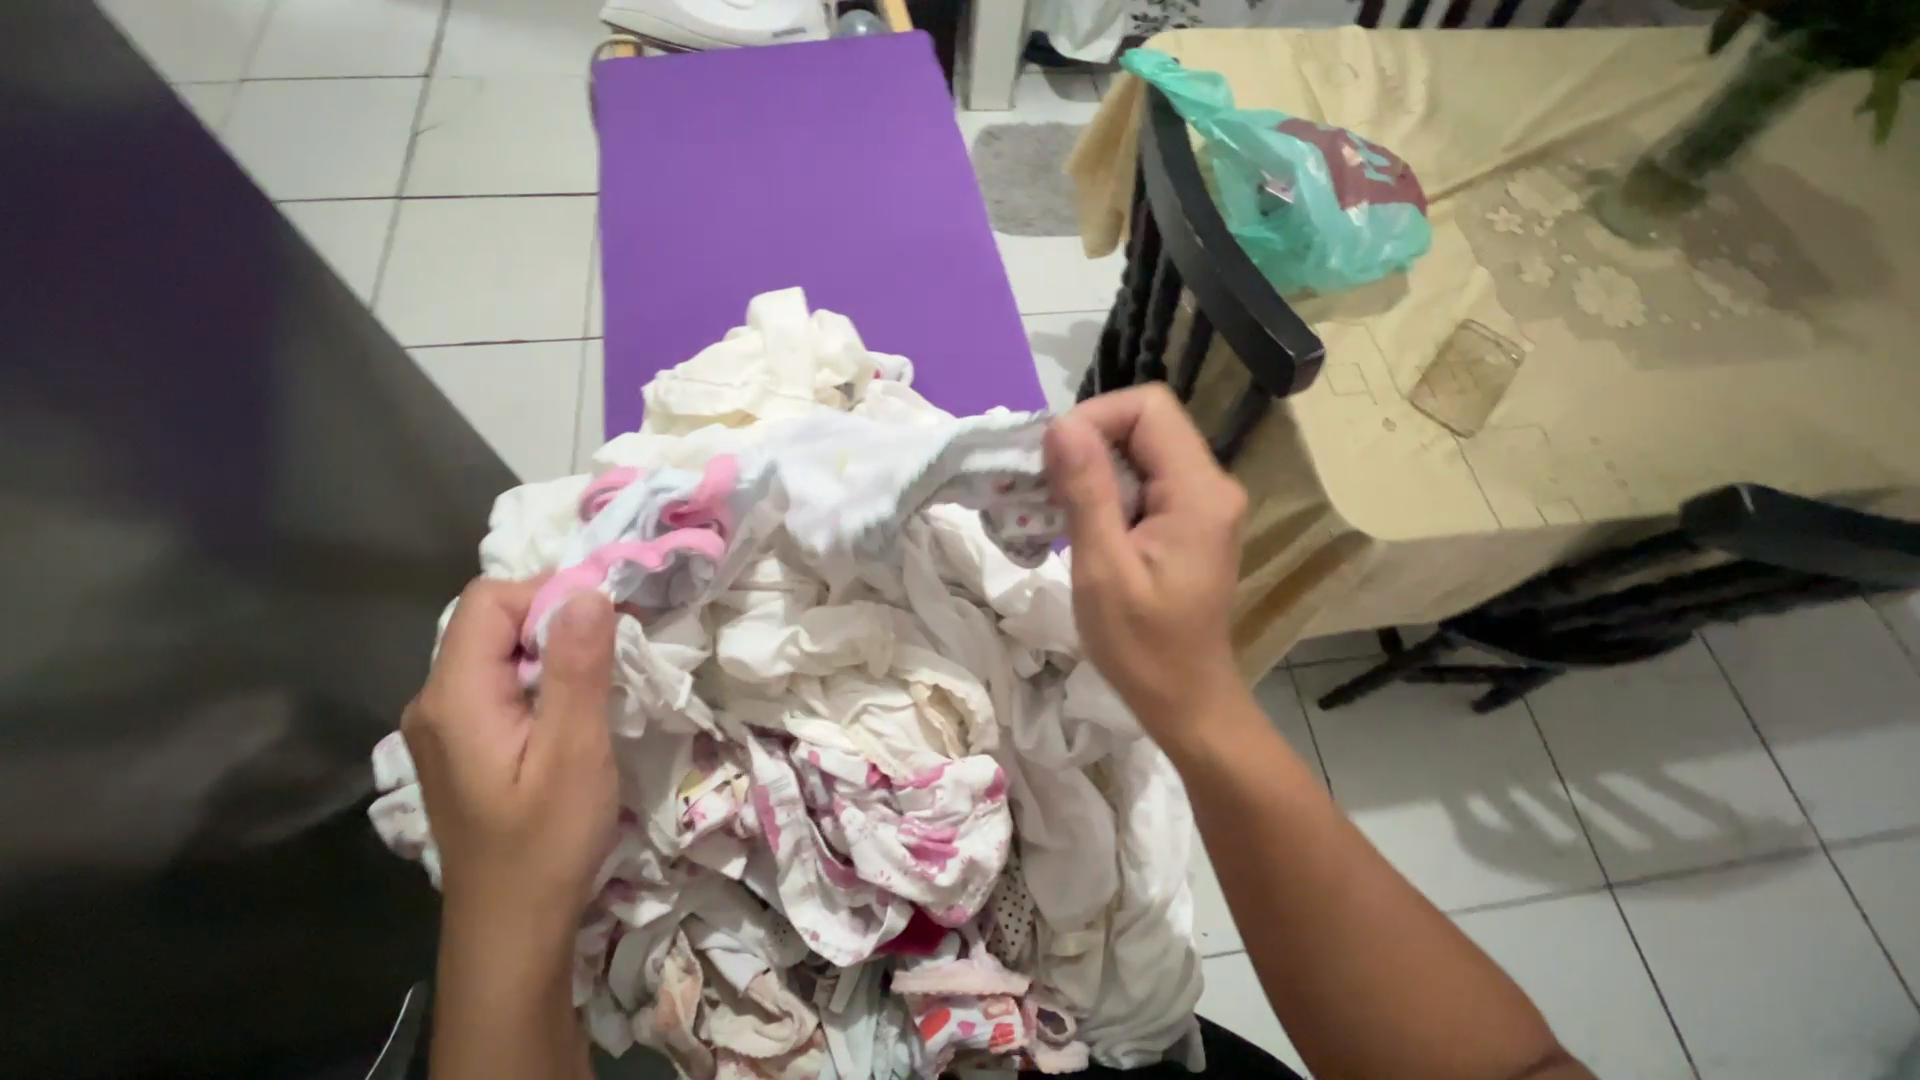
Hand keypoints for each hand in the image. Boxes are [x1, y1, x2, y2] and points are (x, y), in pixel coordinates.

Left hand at [401, 579, 618, 926]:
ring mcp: (442, 725)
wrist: (511, 927)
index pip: (490, 598)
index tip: (606, 626)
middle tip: (612, 656)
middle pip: (490, 621)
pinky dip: (540, 680)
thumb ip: (578, 668)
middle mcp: (434, 700)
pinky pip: (498, 683)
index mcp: (454, 696)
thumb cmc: (546, 842)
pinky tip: (570, 716)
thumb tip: (590, 592)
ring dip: (552, 652)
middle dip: (555, 621)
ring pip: (497, 651)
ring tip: (598, 687)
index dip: (550, 594)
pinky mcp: (461, 744)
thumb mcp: (574, 752)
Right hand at [1046, 385, 1248, 738]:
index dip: (1095, 417)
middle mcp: (1211, 486)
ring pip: (1142, 452)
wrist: (1185, 700)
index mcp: (1198, 492)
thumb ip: (1086, 491)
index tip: (1053, 459)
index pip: (1149, 407)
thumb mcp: (1103, 569)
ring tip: (1055, 506)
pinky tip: (1080, 524)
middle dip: (1088, 444)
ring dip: (1093, 469)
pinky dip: (1108, 492)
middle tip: (1045, 485)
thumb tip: (1061, 424)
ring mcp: (1204, 504)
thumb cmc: (1143, 646)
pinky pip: (1147, 482)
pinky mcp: (1190, 523)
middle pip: (1146, 425)